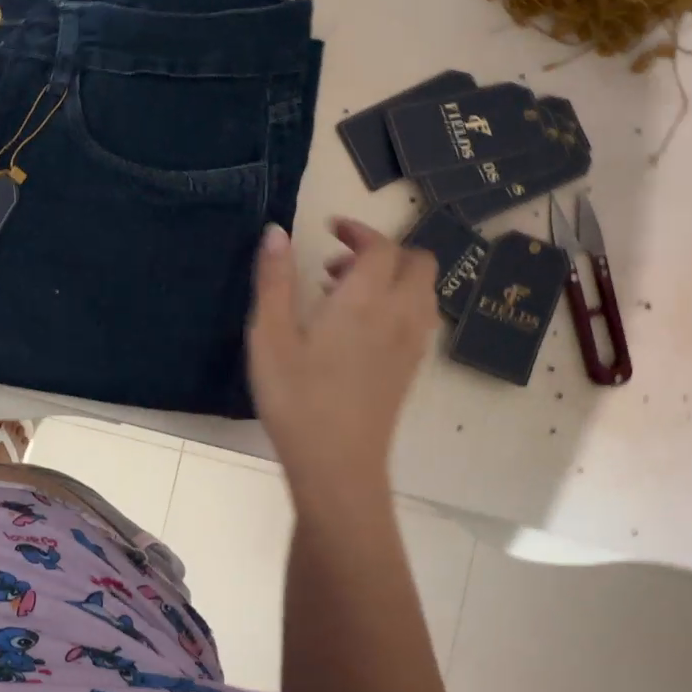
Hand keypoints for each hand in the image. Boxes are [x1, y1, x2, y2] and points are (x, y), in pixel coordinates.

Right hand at [247, 219, 437, 495]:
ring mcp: (412, 344)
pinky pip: (419, 317)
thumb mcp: (269, 336)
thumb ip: (274, 281)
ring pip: (422, 290)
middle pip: (417, 262)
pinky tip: (357, 329)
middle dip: (382, 251)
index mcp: (364, 301)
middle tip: (336, 265)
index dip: (359, 230)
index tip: (330, 230)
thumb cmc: (294, 396)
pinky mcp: (411, 368)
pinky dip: (396, 304)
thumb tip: (276, 231)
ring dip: (391, 278)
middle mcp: (399, 314)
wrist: (336, 461)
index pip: (381, 247)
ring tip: (342, 296)